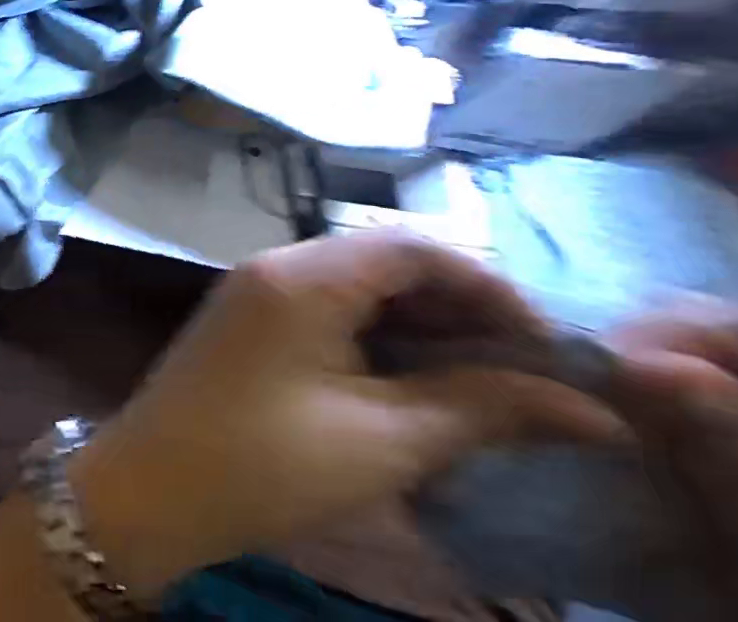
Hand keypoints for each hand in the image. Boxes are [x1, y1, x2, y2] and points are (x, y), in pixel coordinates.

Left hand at [69, 230, 624, 599]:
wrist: (147, 491)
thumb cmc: (263, 465)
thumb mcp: (383, 441)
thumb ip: (483, 410)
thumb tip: (590, 411)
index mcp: (305, 274)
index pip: (414, 247)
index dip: (488, 285)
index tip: (545, 344)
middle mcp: (279, 263)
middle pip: (386, 260)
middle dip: (458, 306)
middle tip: (520, 366)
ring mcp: (259, 288)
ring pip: (358, 284)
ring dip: (419, 323)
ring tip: (478, 377)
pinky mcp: (251, 317)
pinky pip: (328, 306)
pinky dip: (376, 334)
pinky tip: (410, 378)